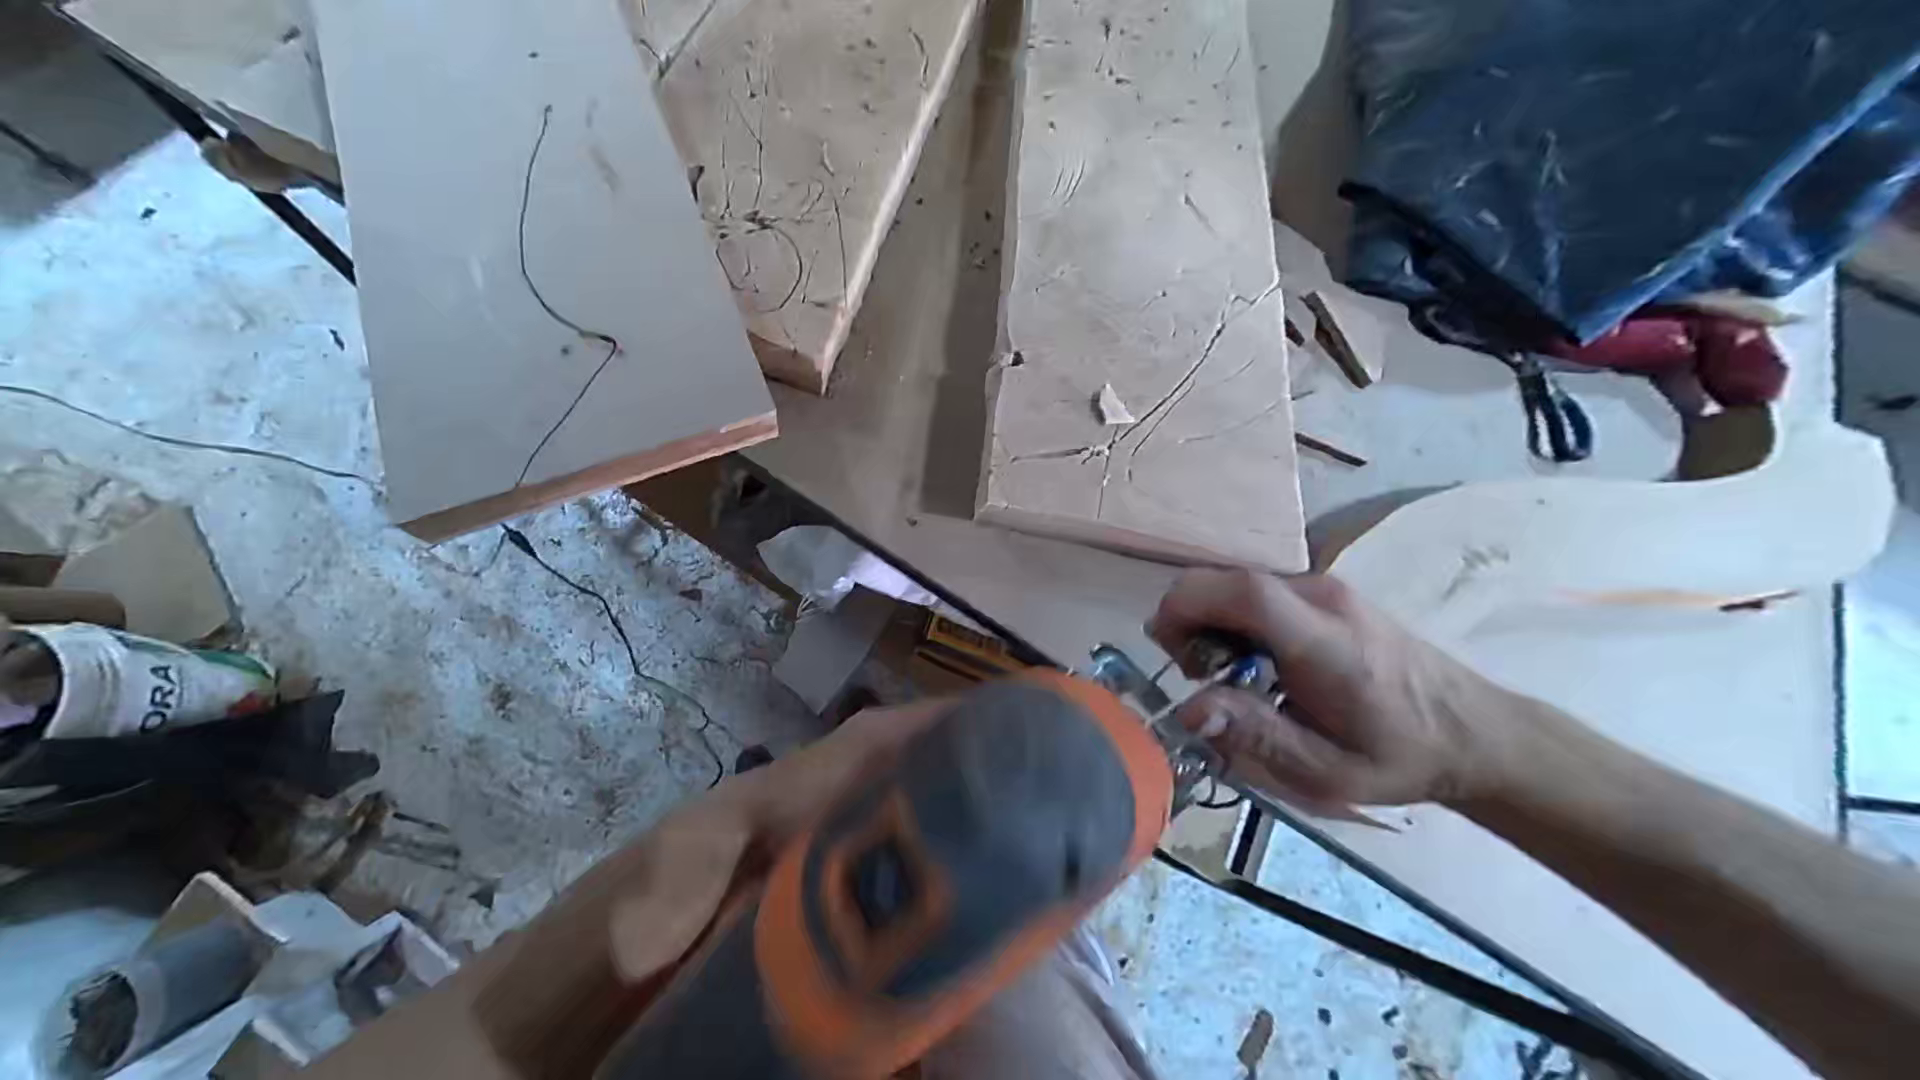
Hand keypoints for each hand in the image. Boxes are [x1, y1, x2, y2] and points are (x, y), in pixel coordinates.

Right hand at [1146, 569, 1511, 809]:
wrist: (1474, 729)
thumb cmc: (1402, 757)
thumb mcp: (1329, 772)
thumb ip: (1258, 737)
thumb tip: (1190, 711)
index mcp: (1326, 644)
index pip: (1244, 593)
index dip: (1188, 605)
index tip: (1164, 643)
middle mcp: (1322, 598)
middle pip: (1227, 582)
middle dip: (1190, 618)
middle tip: (1198, 673)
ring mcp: (1325, 588)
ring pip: (1236, 585)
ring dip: (1211, 621)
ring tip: (1231, 675)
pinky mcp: (1325, 591)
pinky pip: (1256, 592)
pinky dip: (1234, 619)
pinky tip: (1256, 662)